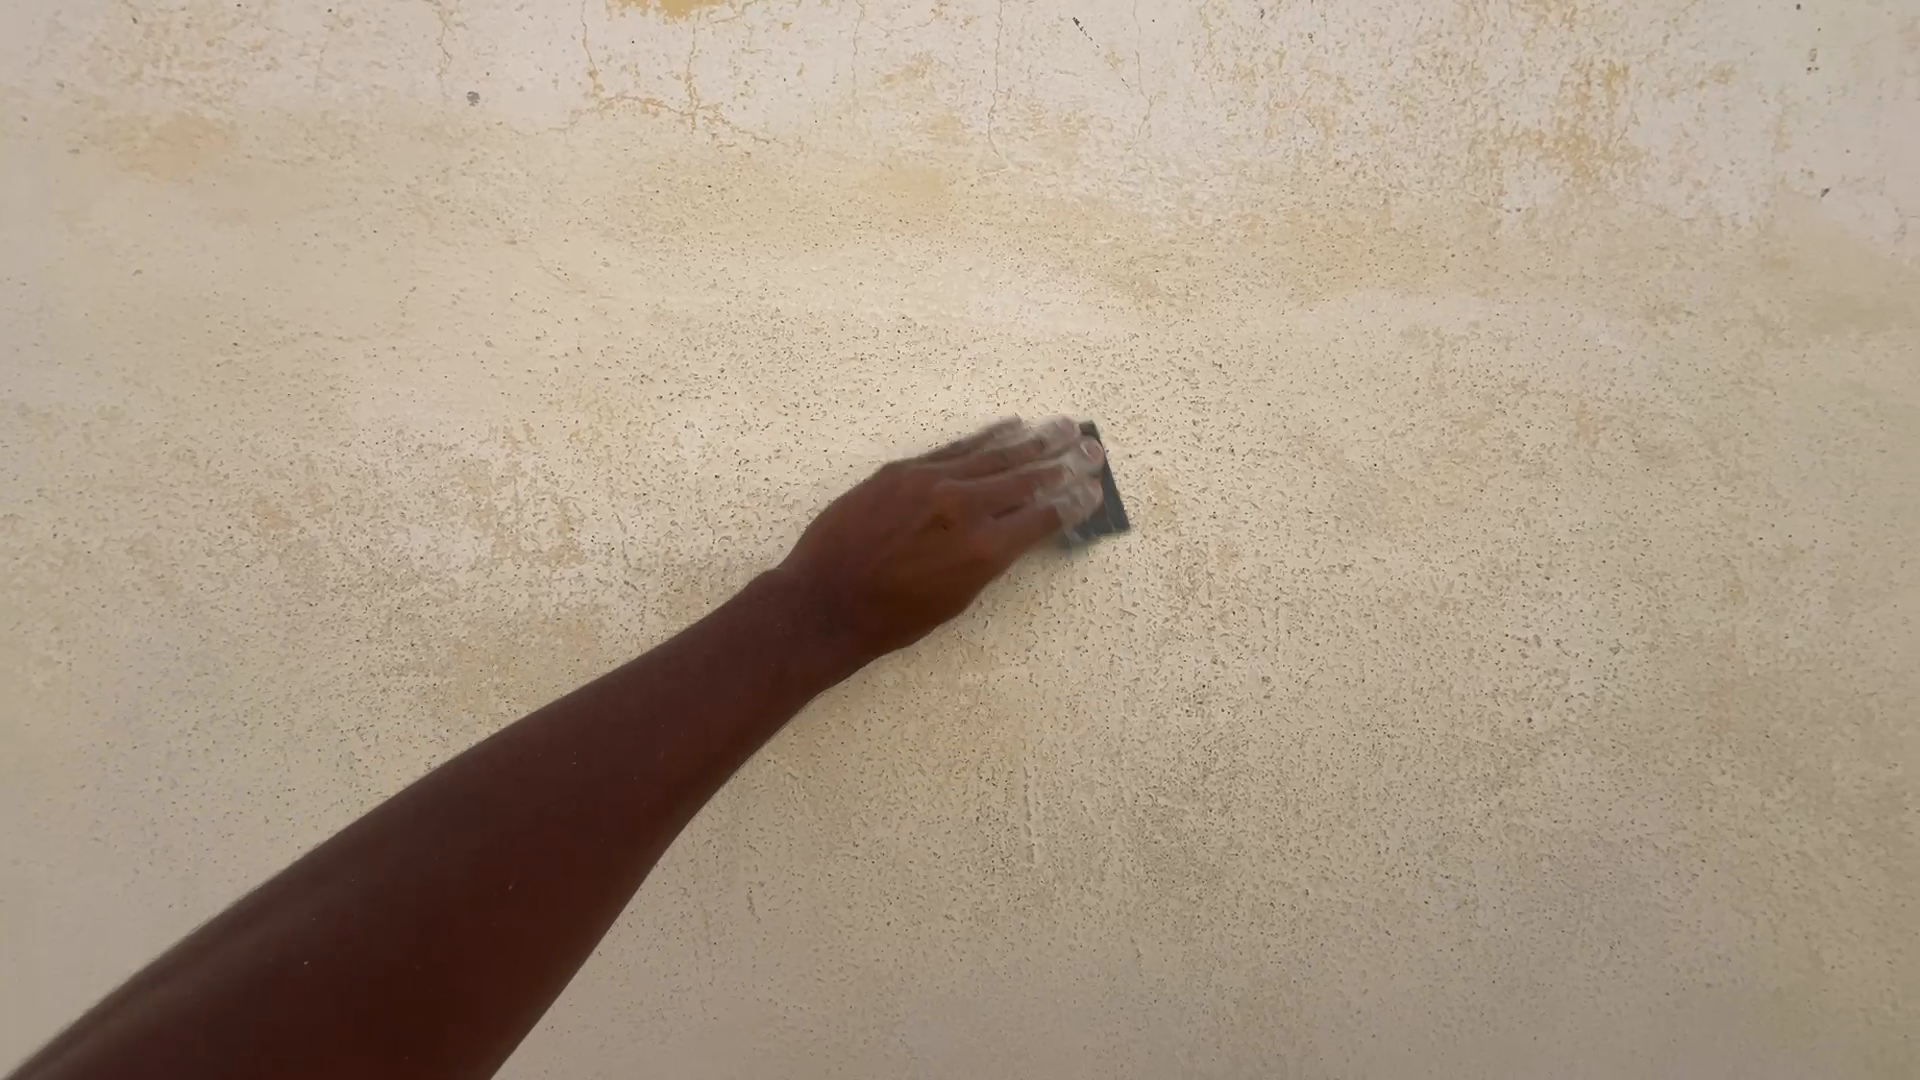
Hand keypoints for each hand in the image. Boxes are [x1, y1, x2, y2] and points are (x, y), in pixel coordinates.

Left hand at [779, 416, 1106, 663]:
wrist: (825, 601)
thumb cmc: (892, 618)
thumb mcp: (957, 600)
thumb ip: (990, 559)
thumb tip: (1013, 530)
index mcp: (985, 551)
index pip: (1044, 517)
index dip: (1074, 502)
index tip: (1095, 488)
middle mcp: (965, 509)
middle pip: (1028, 478)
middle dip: (1066, 462)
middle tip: (1093, 447)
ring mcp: (932, 482)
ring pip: (995, 454)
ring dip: (1034, 440)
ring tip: (1064, 426)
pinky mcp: (903, 470)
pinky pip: (955, 447)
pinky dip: (986, 437)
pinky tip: (1009, 427)